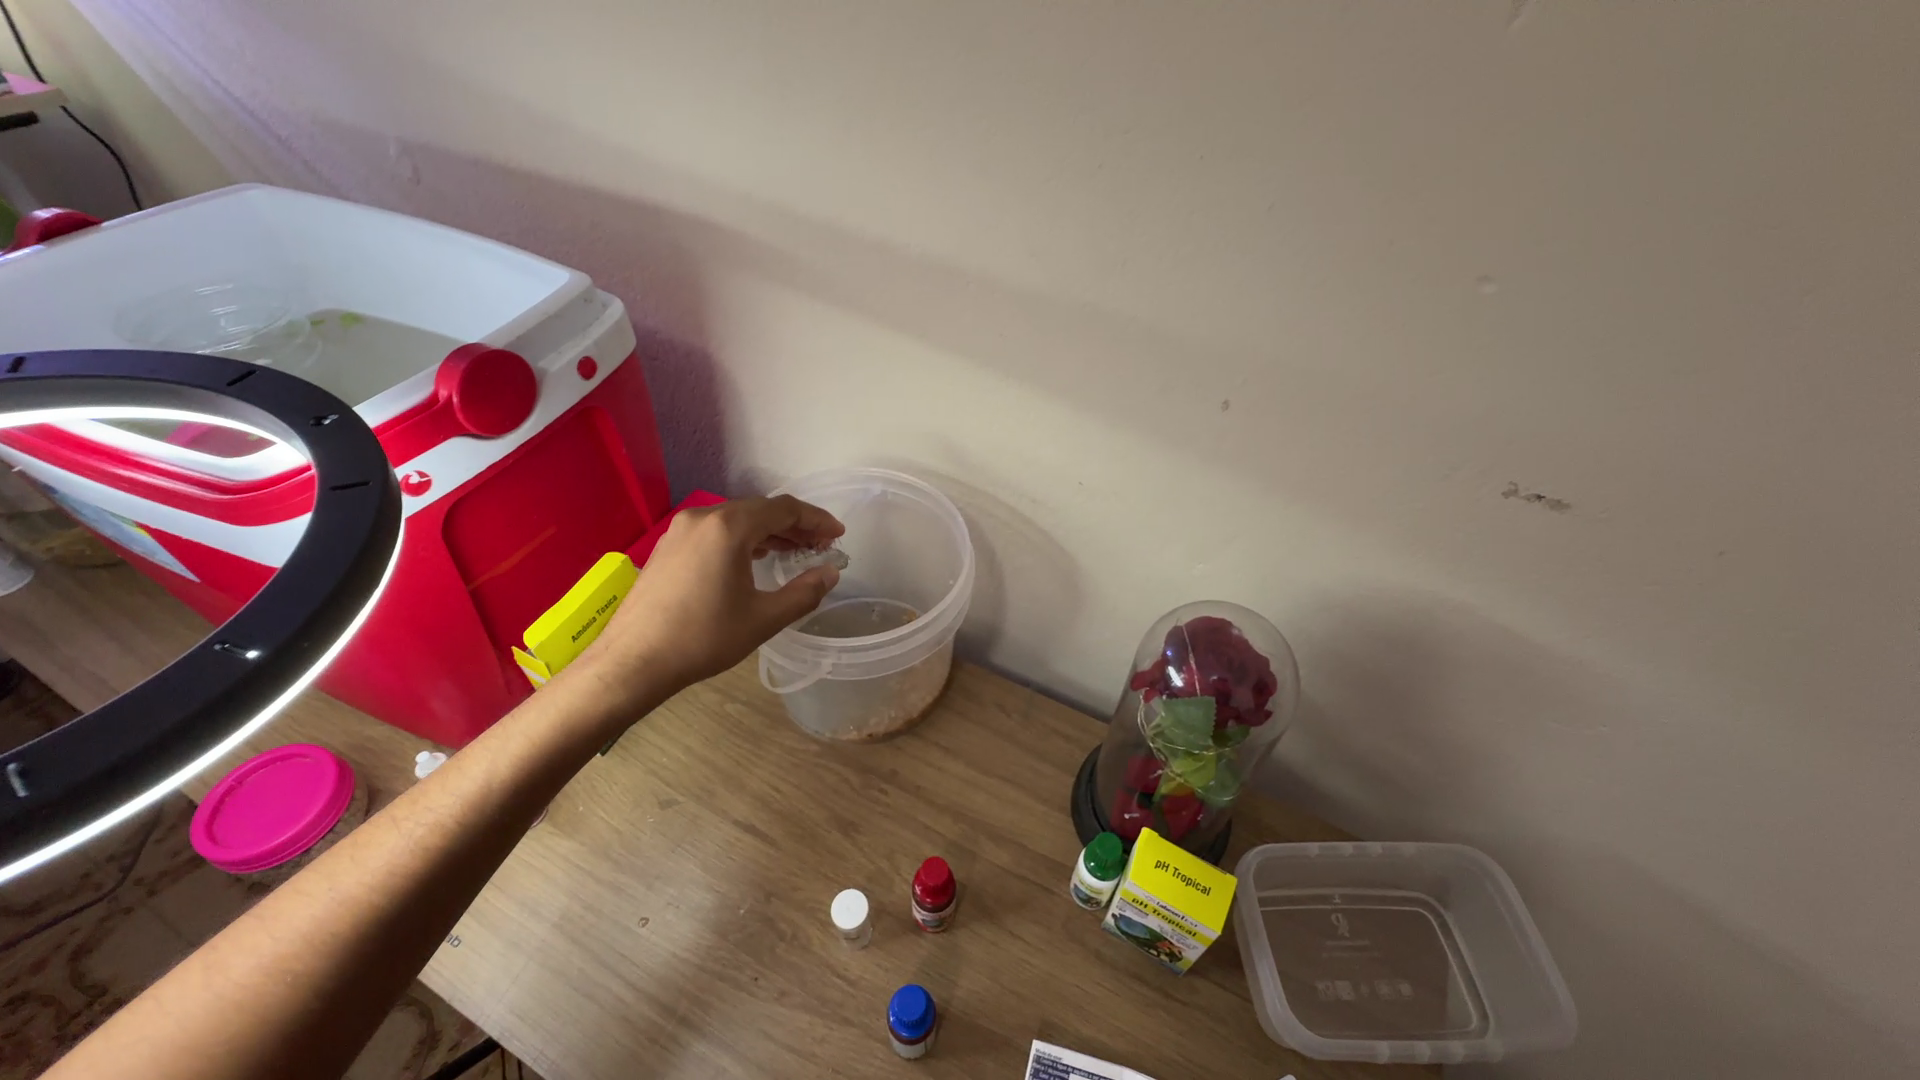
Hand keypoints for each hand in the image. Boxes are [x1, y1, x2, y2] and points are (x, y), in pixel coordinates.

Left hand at [573, 496, 844, 704]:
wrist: (634, 661)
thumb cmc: (703, 638)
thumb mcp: (763, 618)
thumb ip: (803, 592)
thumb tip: (830, 573)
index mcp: (729, 527)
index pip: (784, 509)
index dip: (816, 520)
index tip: (838, 535)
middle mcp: (704, 518)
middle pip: (760, 510)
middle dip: (794, 526)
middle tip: (821, 546)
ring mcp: (681, 530)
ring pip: (736, 520)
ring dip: (768, 532)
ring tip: (794, 552)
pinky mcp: (667, 547)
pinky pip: (715, 532)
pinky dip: (742, 539)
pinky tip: (754, 558)